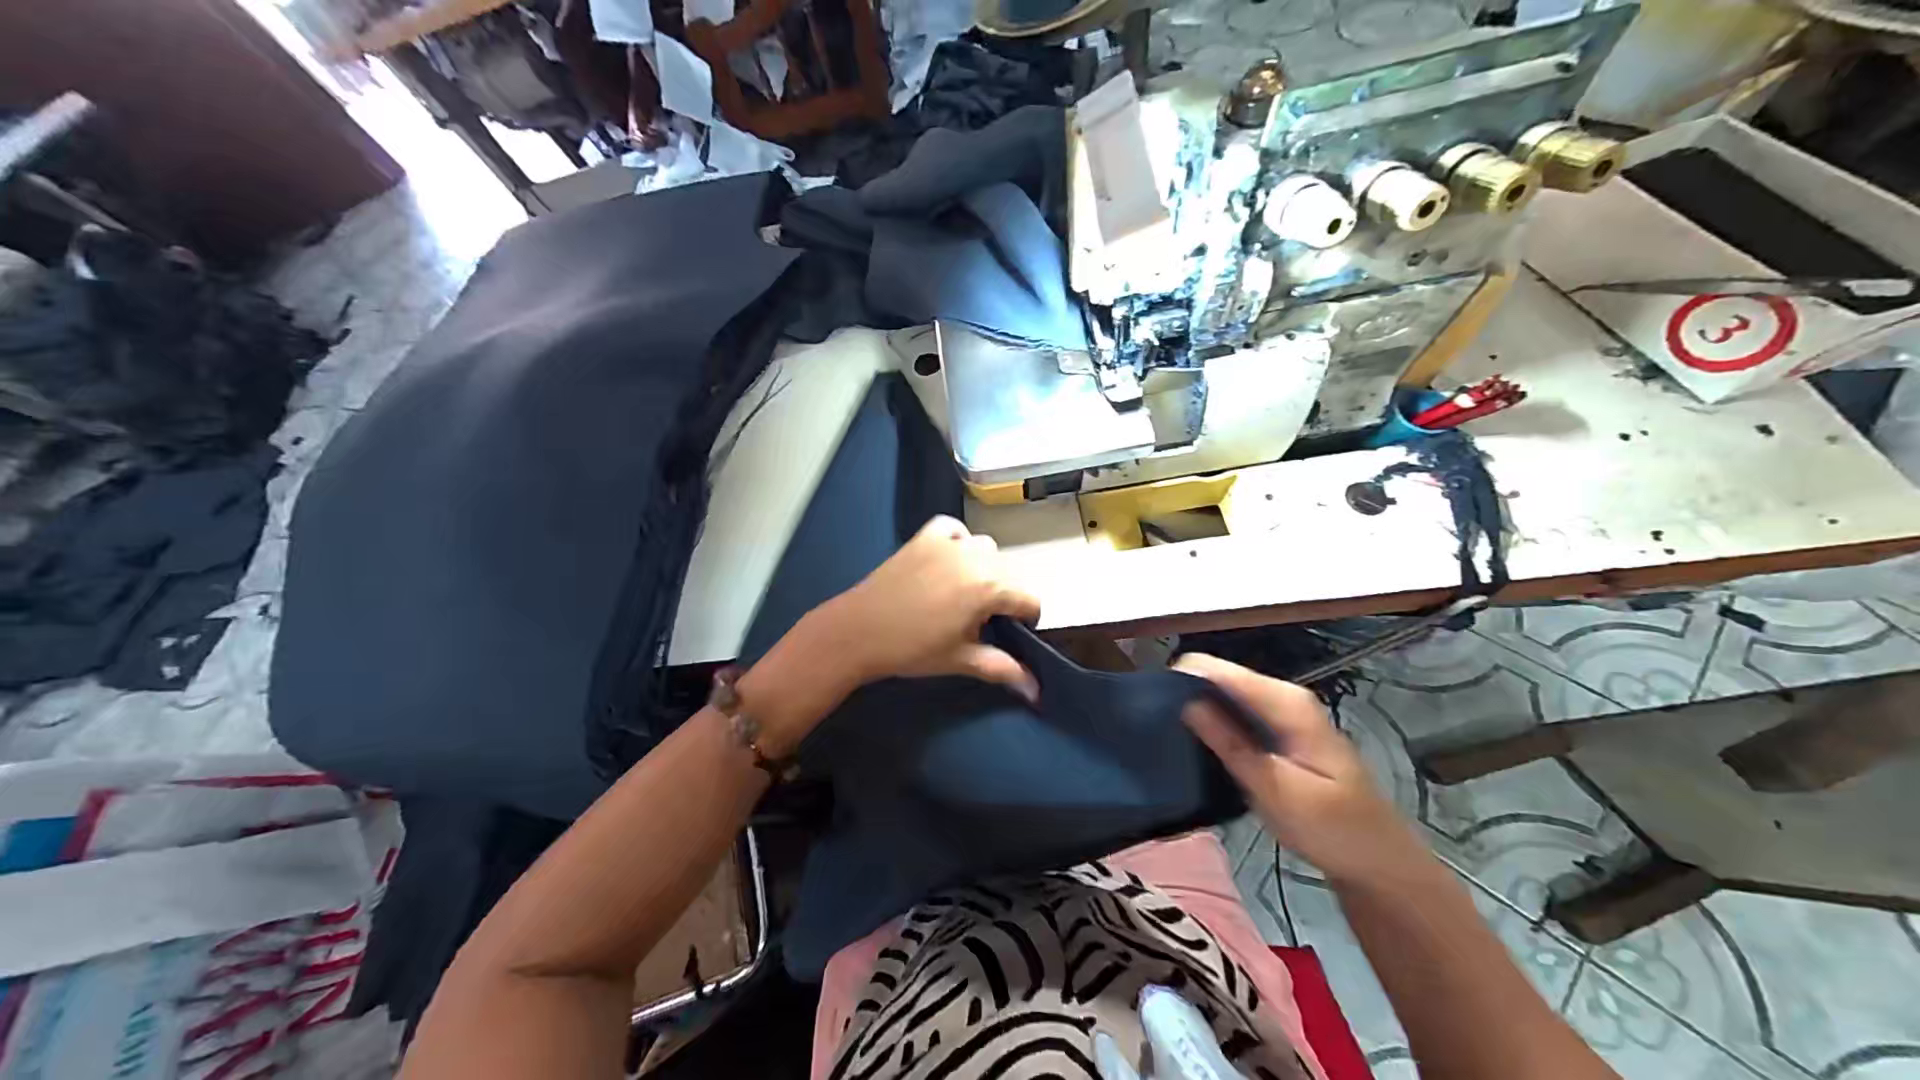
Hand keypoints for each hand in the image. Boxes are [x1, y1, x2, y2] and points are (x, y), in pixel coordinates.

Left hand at [816, 515, 1041, 700]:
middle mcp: (975, 557)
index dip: (1024, 620)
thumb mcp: (961, 660)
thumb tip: (1035, 690)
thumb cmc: (912, 649)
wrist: (858, 632)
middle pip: (1008, 574)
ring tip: (962, 593)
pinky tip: (948, 561)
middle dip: (1003, 596)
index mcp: (989, 587)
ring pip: (984, 548)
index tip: (1009, 634)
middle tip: (979, 621)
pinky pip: (953, 529)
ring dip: (983, 568)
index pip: (1028, 599)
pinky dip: (957, 540)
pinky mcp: (924, 536)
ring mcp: (948, 543)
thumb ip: (1003, 669)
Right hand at [1174, 653, 1425, 885]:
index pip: (1218, 669)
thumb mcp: (1276, 791)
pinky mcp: (1277, 731)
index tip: (1152, 708)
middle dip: (1187, 694)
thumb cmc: (1333, 829)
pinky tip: (1198, 746)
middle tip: (1156, 728)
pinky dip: (1215, 724)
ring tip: (1168, 736)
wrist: (1379, 862)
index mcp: (1285, 702)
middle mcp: (1283, 696)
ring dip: (1198, 710)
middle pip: (1219, 677)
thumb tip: (1185, 702)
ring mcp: (1282, 713)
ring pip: (1224, 695)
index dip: (1182, 680)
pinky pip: (1236, 714)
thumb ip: (1231, 743)